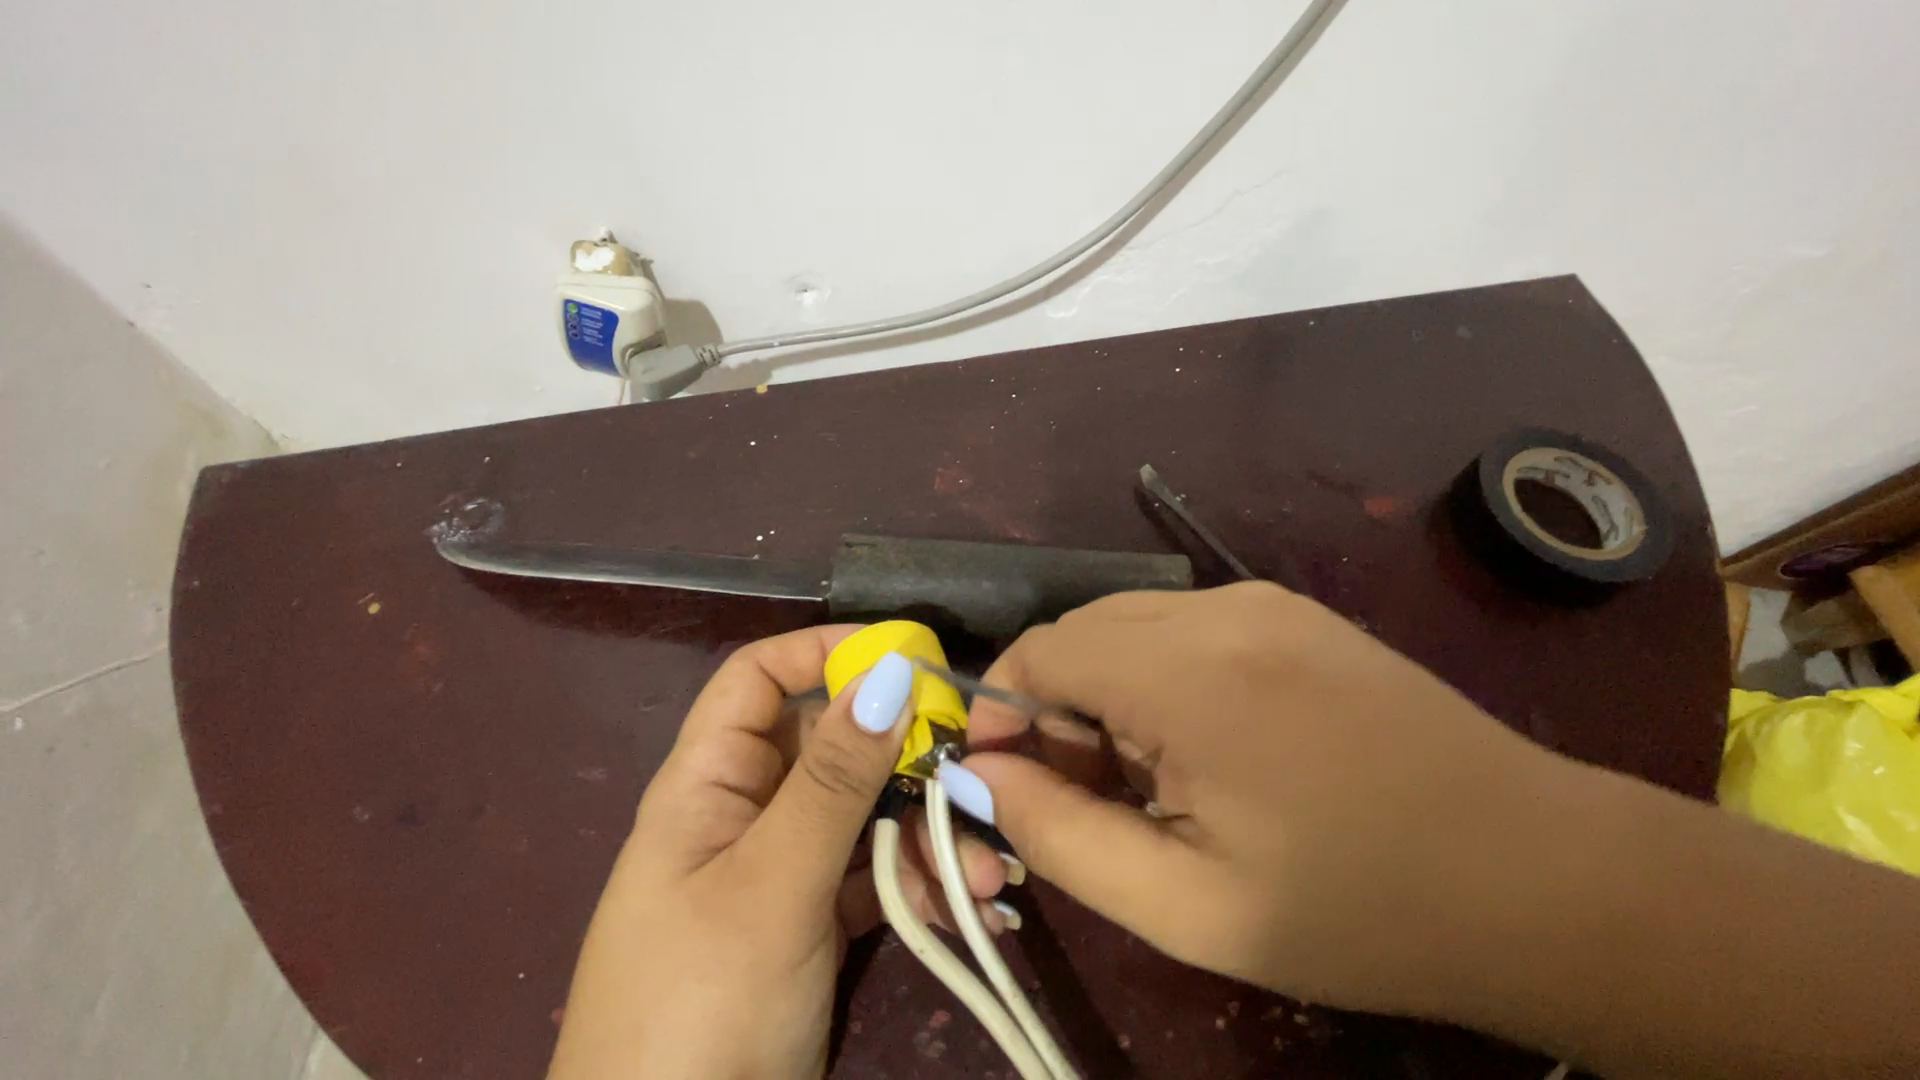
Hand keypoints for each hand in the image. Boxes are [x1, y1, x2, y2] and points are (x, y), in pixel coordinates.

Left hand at [549, 626, 1015, 1079]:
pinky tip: (975, 906)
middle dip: (907, 757)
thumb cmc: (702, 1003)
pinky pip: (876, 876)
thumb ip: (835, 781)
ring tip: (987, 871)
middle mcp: (748, 811)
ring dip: (929, 832)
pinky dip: (921, 883)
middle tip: (980, 771)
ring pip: (866, 815)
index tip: (910, 656)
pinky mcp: (815, 922)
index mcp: (709, 781)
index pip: (759, 678)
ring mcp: (785, 869)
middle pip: (833, 746)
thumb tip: (890, 673)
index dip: (826, 651)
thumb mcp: (772, 885)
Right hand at [952, 582, 1557, 1016]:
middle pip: (1080, 632)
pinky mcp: (1296, 612)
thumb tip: (982, 776)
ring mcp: (1266, 601)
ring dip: (1104, 693)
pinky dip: (1156, 677)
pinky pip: (1183, 629)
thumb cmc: (1357, 910)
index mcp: (1190, 673)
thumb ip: (1059, 834)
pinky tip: (1203, 747)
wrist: (1540, 877)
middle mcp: (1221, 609)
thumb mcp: (1185, 906)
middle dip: (1052, 707)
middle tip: (1083, 795)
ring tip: (1148, 780)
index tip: (1006, 782)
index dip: (999, 710)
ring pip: (1128, 626)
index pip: (1040, 651)